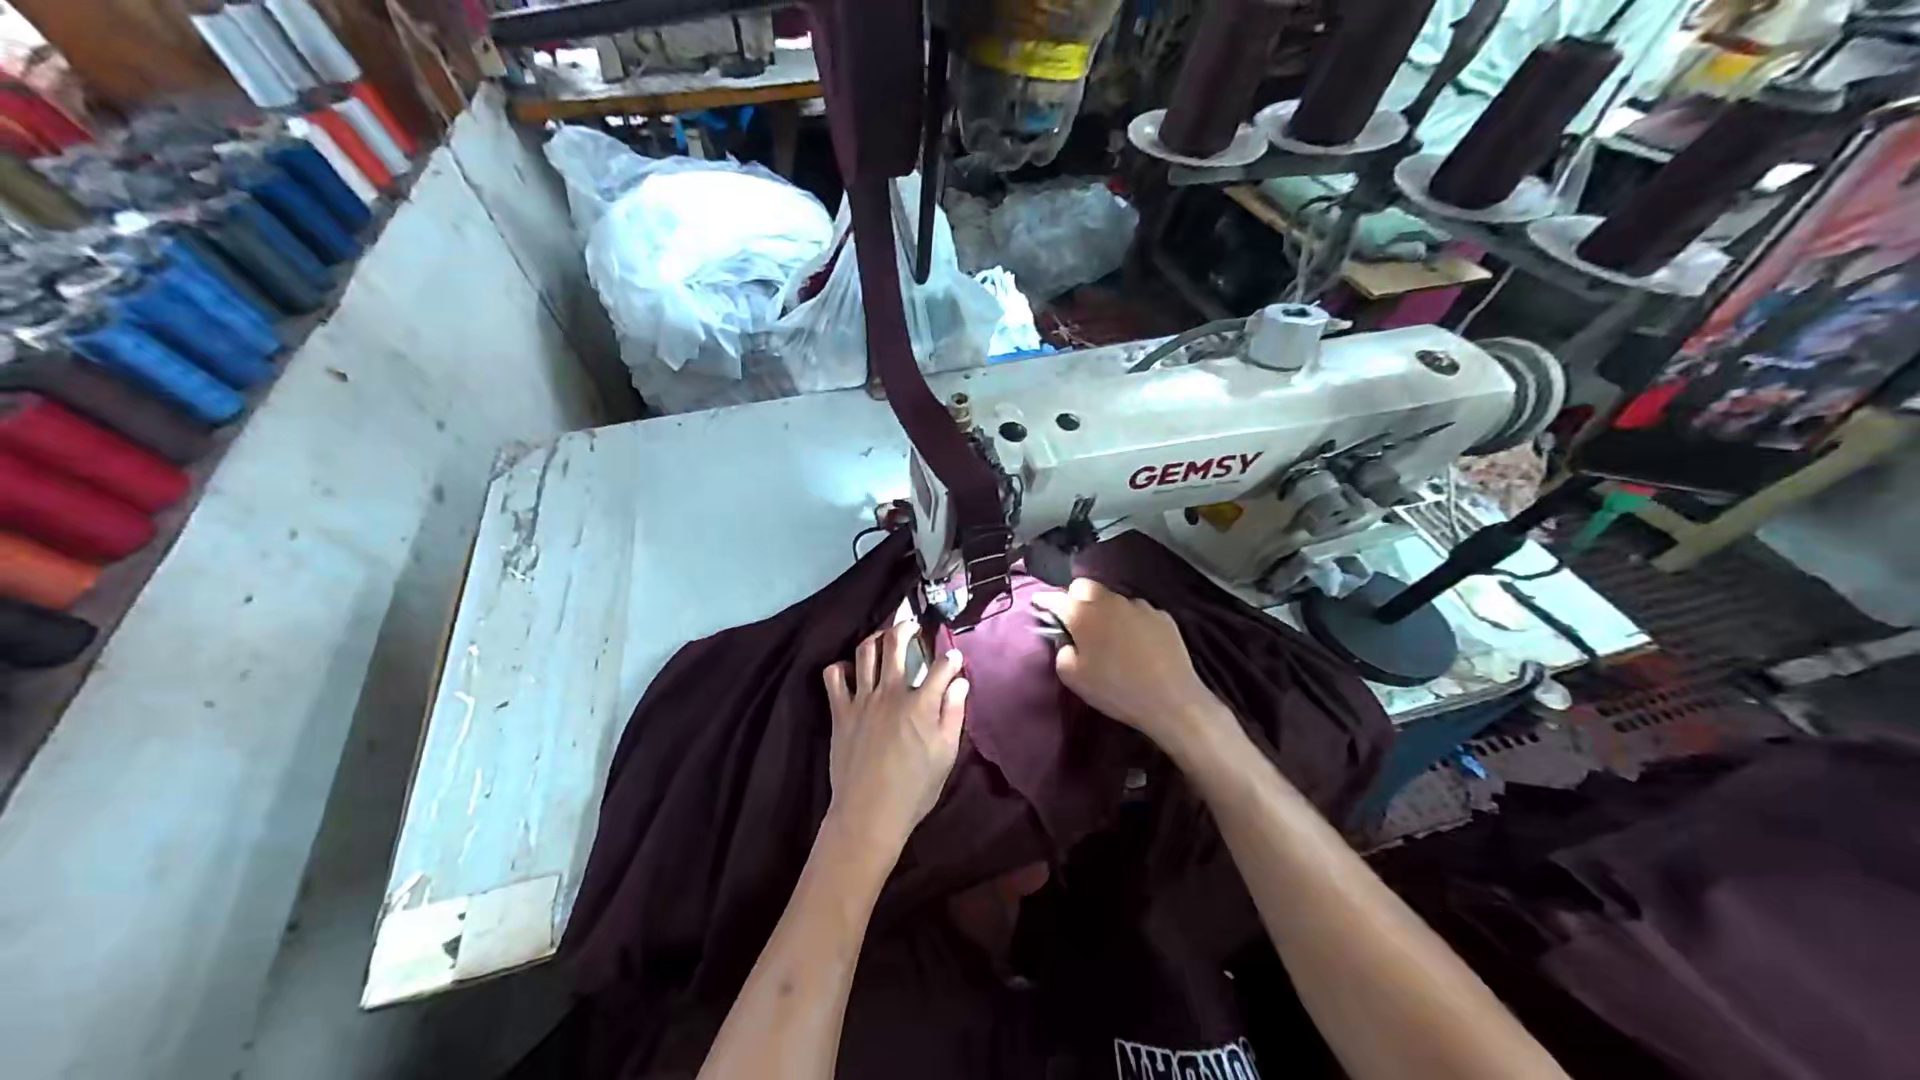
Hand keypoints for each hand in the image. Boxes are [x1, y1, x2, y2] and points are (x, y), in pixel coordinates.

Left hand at [821, 622, 969, 844]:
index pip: (940, 666)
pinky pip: (834, 676)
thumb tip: (960, 682)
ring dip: (876, 638)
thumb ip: (954, 713)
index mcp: (921, 703)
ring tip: (883, 637)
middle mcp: (891, 692)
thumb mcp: (946, 754)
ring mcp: (862, 699)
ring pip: (865, 651)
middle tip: (911, 626)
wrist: (869, 812)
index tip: (953, 657)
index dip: (950, 658)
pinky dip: (842, 667)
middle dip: (906, 628)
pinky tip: (850, 670)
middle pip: (896, 643)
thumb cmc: (915, 787)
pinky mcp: (840, 711)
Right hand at [1031, 579, 1238, 759]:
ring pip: (1114, 598)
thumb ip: (1061, 651)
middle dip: (1076, 598)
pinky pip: (1138, 612)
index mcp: (1083, 614)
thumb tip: (1068, 640)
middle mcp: (1110, 601)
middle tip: (1078, 622)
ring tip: (1112, 637)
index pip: (1056, 597)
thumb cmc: (1115, 690)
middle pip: (1085, 587)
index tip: (1040, 604)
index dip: (1045, 601)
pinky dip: (1131, 622)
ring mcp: (1139, 605)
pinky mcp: (1162, 616)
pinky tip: (1137, 644)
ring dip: (1106, 611)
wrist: (1172, 701)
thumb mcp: (1073, 677)